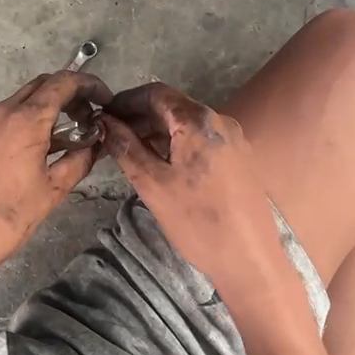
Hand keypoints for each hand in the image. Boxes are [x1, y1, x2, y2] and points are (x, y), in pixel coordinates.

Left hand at [0, 71, 111, 276]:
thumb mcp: (52, 191)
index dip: (89, 85)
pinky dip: (22, 125)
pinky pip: (1, 121)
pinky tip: (29, 154)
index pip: (63, 82)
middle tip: (86, 119)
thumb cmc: (5, 219)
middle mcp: (1, 113)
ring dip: (44, 110)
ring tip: (62, 140)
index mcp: (25, 120)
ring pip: (19, 103)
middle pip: (41, 86)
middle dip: (68, 95)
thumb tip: (95, 144)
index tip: (104, 99)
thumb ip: (79, 161)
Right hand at [101, 83, 286, 293]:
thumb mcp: (152, 184)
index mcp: (198, 120)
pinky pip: (201, 138)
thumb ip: (126, 147)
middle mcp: (219, 120)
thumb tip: (105, 122)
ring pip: (186, 123)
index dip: (126, 101)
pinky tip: (161, 163)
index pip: (155, 93)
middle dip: (140, 116)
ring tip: (131, 151)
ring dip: (157, 131)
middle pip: (172, 106)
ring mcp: (233, 138)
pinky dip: (177, 143)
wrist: (250, 260)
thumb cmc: (197, 221)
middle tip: (112, 135)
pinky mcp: (239, 157)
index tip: (104, 116)